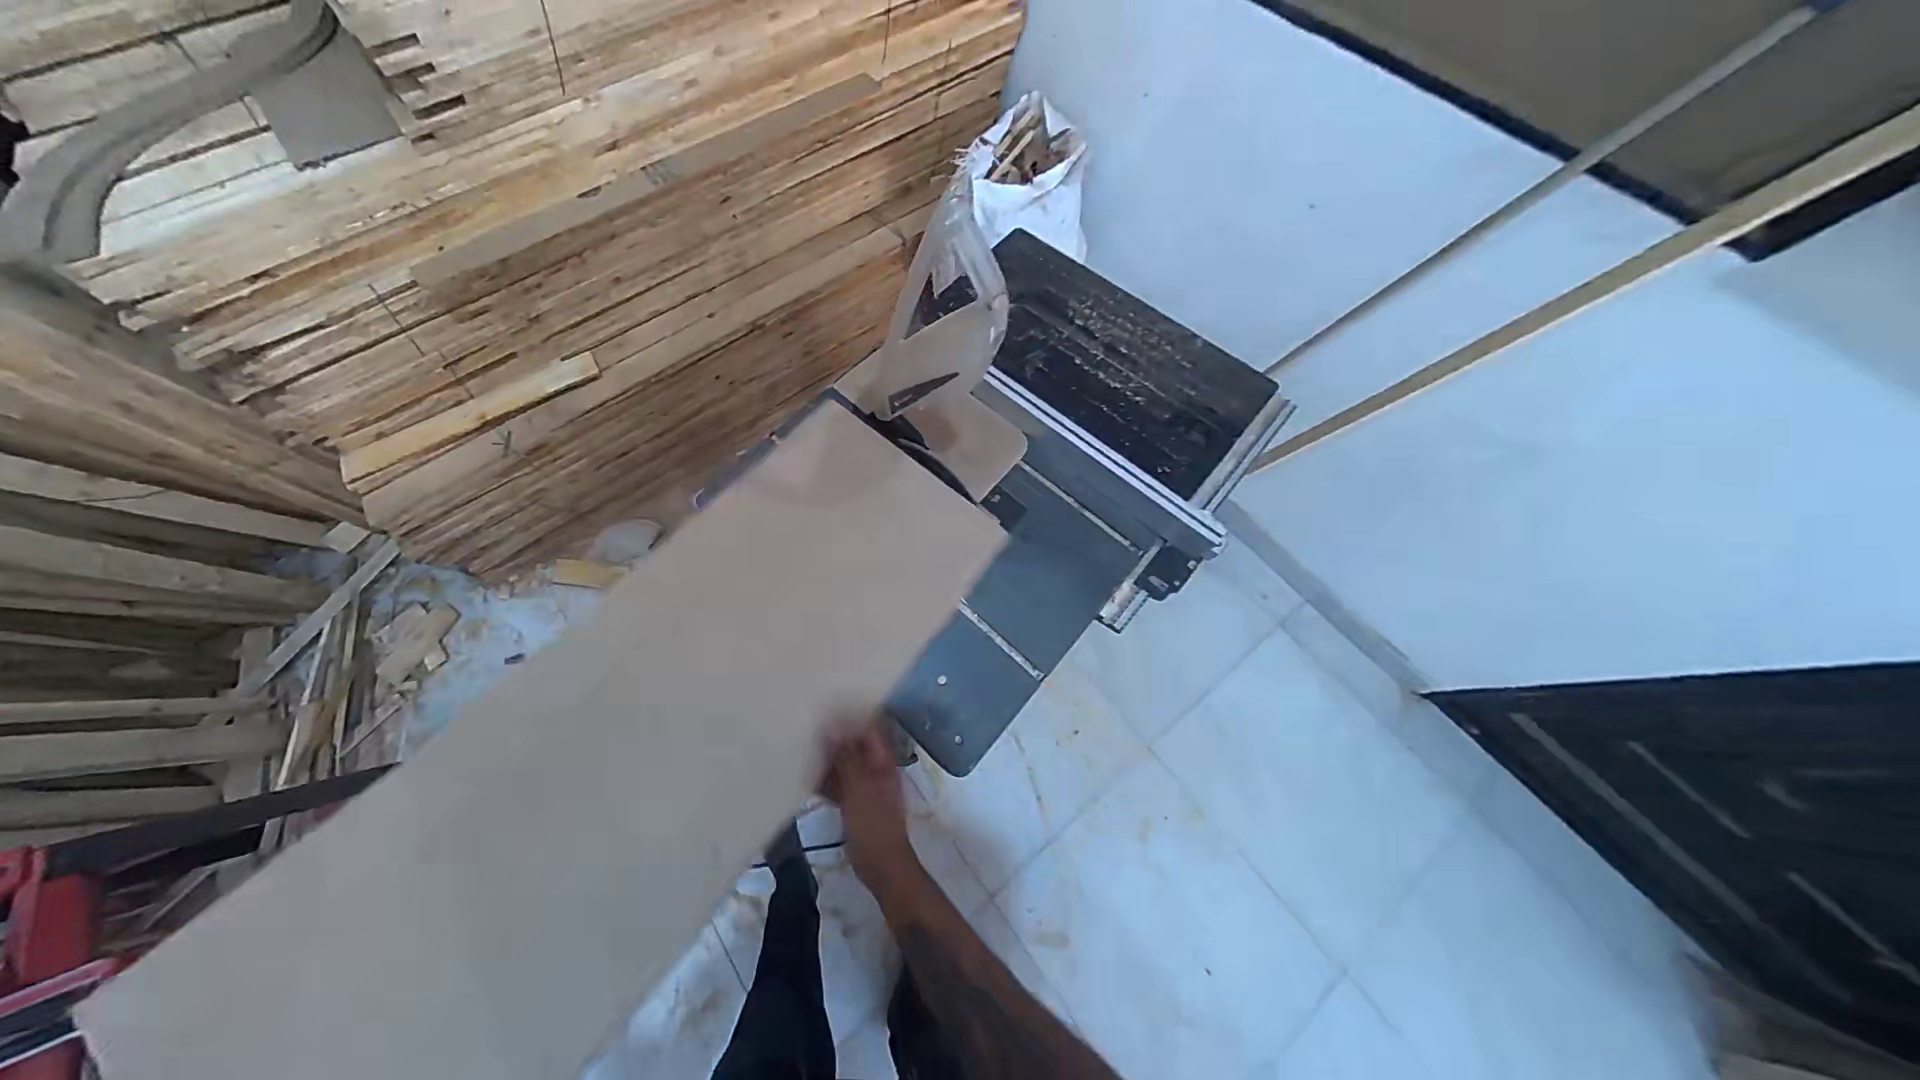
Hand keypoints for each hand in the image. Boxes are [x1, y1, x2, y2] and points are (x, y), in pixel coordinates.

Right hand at [820, 717, 919, 896]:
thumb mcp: (858, 789)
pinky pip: (839, 786)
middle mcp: (875, 770)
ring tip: (801, 747)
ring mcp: (865, 788)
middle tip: (807, 725)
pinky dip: (825, 781)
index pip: (869, 730)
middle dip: (835, 738)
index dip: (852, 717)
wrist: (881, 867)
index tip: (828, 705)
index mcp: (883, 763)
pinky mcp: (854, 804)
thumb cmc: (874, 826)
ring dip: (827, 759)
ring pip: (844, 766)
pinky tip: (805, 777)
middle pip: (855, 746)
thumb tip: (834, 728)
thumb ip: (846, 759)